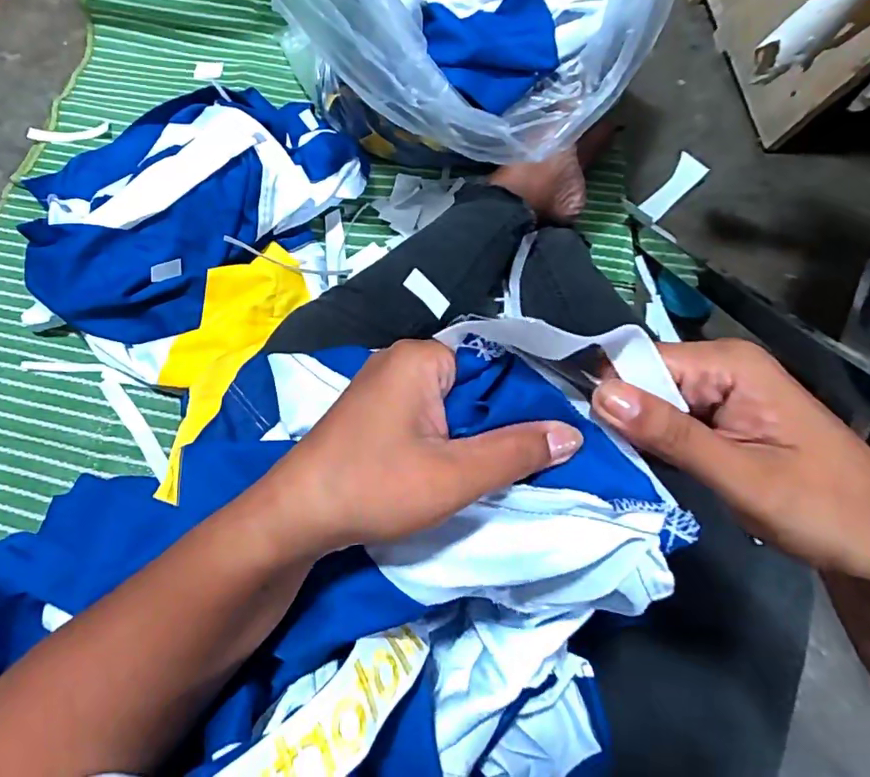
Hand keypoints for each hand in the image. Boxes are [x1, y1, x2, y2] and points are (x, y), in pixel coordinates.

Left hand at [256, 339, 583, 556]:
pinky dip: (445, 438)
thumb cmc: (376, 485)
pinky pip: (425, 414)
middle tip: (532, 460)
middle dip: (498, 420)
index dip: (525, 400)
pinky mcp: (374, 409)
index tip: (554, 435)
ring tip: (498, 468)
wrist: (299, 511)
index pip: (494, 364)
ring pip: (450, 404)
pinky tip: (456, 466)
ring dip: (472, 434)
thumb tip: (570, 431)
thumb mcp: (455, 474)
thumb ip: (515, 451)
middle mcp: (400, 359)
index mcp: (420, 357)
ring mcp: (383, 383)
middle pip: (472, 384)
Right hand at [590, 339, 869, 589]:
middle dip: (620, 416)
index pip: (639, 361)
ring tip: (619, 465)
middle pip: (641, 379)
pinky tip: (646, 467)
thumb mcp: (745, 478)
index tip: (581, 431)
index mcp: (729, 363)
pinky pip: (668, 421)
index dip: (609, 393)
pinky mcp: (721, 420)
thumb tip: (600, 394)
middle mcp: (721, 366)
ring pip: (650, 403)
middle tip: (600, 457)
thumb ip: (671, 434)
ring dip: (635, 434)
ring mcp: (722, 393)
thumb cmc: (832, 513)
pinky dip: (654, 445)